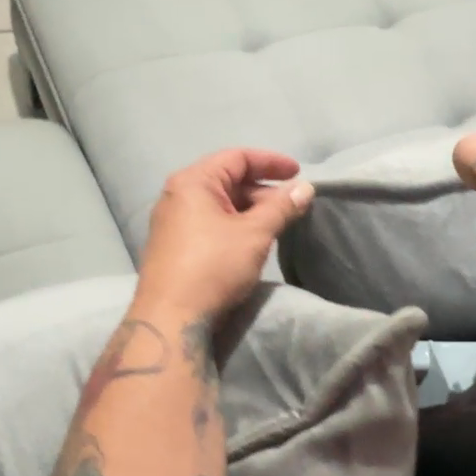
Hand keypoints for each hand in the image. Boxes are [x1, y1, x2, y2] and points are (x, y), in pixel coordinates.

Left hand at [134, 149, 315, 321]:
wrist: (170, 318)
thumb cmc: (213, 266)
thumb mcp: (254, 234)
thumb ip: (281, 207)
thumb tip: (305, 189)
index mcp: (193, 181)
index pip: (237, 157)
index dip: (271, 162)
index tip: (298, 173)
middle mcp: (178, 195)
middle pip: (227, 180)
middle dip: (263, 190)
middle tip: (291, 206)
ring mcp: (172, 221)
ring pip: (219, 204)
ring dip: (250, 210)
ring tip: (277, 225)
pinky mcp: (173, 246)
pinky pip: (209, 223)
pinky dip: (234, 225)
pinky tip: (252, 241)